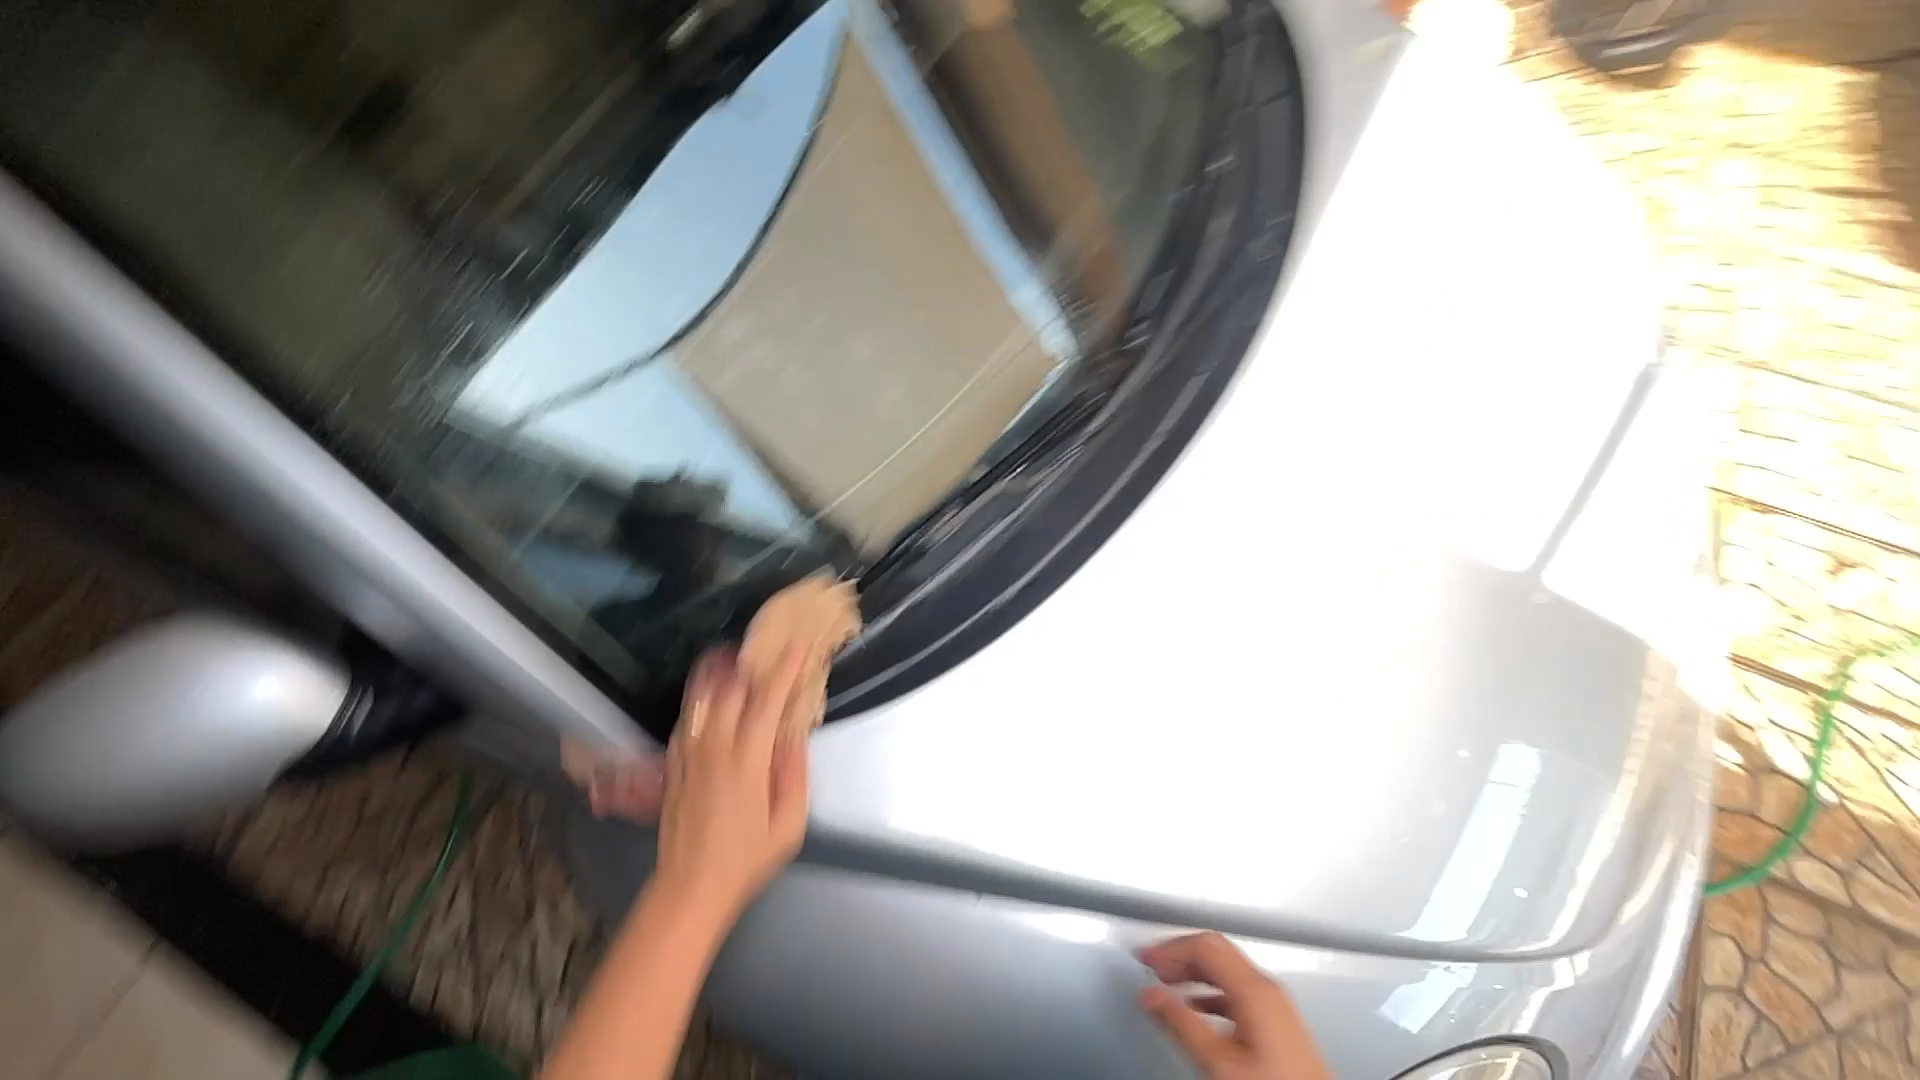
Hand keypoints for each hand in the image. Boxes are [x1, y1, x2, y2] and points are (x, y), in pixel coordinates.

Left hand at [651, 645, 812, 917]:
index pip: (767, 700)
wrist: (690, 887)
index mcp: (747, 760)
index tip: (798, 646)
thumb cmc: (747, 859)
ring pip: (702, 698)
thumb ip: (794, 774)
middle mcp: (714, 748)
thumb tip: (794, 735)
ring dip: (720, 672)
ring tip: (734, 656)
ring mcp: (688, 754)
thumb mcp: (789, 825)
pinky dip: (701, 698)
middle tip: (766, 645)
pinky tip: (709, 694)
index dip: (785, 669)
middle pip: (731, 689)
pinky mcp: (673, 764)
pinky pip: (687, 718)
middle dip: (751, 662)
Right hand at [1138, 933, 1331, 1079]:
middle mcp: (1267, 988)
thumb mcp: (1218, 1062)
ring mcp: (1276, 1003)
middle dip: (1180, 954)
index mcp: (1254, 990)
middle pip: (1217, 951)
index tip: (1145, 959)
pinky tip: (1196, 1008)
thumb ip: (1180, 1023)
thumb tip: (1150, 995)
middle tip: (1152, 966)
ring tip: (1167, 984)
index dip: (1170, 948)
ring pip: (1227, 969)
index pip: (1204, 946)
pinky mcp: (1277, 1020)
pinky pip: (1238, 989)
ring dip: (1194, 971)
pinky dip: (1210, 990)